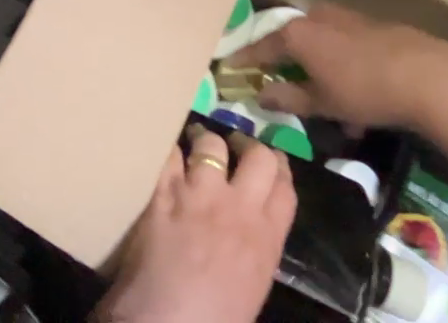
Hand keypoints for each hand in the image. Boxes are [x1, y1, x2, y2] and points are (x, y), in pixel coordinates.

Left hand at [96, 127, 295, 322]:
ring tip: (196, 145)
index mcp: (266, 240)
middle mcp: (237, 208)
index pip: (285, 188)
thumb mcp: (252, 289)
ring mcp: (199, 195)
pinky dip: (169, 151)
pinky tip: (165, 153)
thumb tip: (251, 236)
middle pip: (258, 156)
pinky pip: (169, 154)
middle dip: (249, 146)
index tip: (273, 159)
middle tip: (236, 146)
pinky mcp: (162, 190)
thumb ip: (256, 252)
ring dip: (205, 143)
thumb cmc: (212, 321)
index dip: (280, 168)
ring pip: (211, 145)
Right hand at [224, 4, 447, 131]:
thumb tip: (260, 95)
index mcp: (297, 34)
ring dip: (323, 69)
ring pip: (325, 43)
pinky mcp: (376, 25)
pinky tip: (364, 97)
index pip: (261, 46)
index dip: (245, 58)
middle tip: (287, 83)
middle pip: (294, 39)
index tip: (230, 65)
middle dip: (290, 63)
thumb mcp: (322, 103)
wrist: (430, 77)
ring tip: (335, 105)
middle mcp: (317, 18)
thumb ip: (288, 98)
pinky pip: (349, 45)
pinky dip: (347, 66)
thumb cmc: (364, 90)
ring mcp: (348, 18)